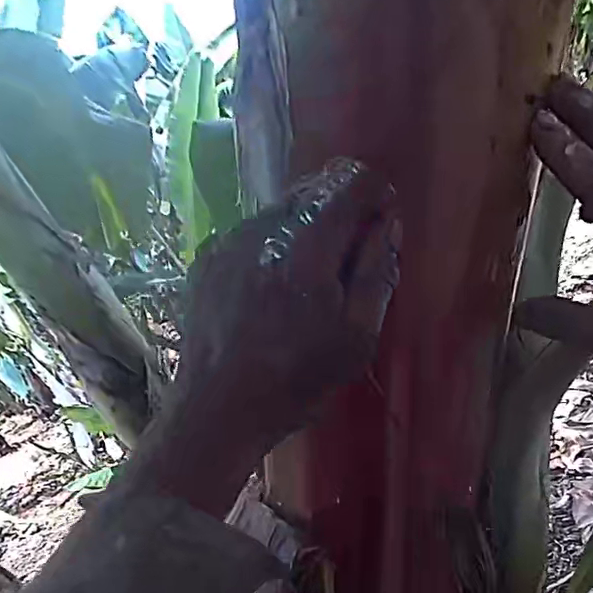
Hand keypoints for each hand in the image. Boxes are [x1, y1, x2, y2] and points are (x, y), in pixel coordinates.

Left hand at [127, 159, 400, 513]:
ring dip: (303, 233)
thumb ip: (376, 274)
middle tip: (347, 262)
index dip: (375, 194)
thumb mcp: (356, 338)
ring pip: (279, 214)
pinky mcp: (206, 262)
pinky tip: (268, 293)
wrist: (217, 409)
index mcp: (309, 244)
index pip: (352, 183)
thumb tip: (386, 226)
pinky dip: (270, 250)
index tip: (382, 222)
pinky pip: (250, 237)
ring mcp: (228, 242)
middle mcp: (264, 228)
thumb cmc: (295, 380)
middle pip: (314, 192)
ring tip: (305, 285)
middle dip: (340, 214)